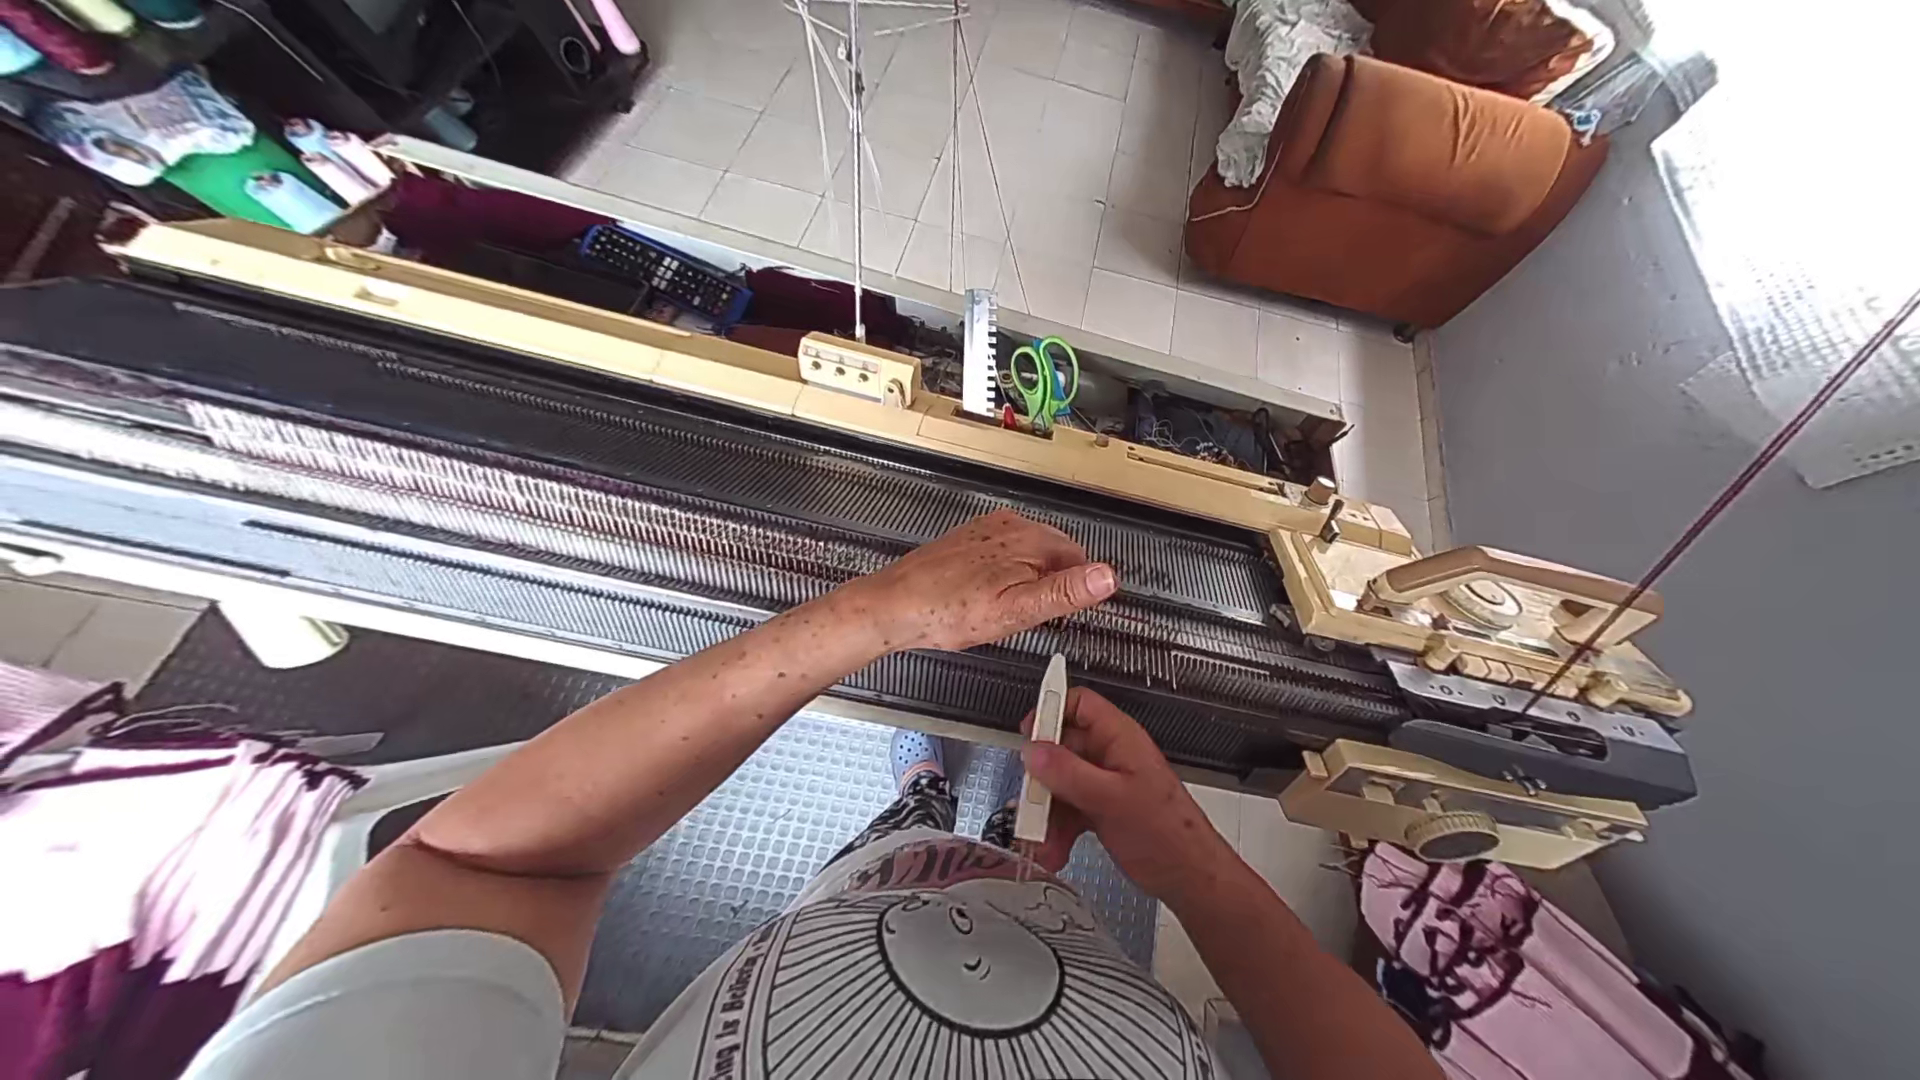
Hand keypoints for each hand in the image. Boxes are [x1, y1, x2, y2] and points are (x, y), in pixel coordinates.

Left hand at [839, 509, 1117, 652]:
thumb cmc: (947, 610)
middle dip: (1047, 585)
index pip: (1080, 560)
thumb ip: (1064, 592)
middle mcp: (1010, 525)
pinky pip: (1002, 556)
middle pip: (1054, 556)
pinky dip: (1001, 576)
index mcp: (1030, 539)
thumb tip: (1107, 576)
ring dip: (1023, 581)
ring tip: (997, 608)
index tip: (1054, 613)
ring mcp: (987, 530)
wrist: (895, 605)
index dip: (1071, 591)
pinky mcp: (969, 539)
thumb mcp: (1017, 610)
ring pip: (1027, 557)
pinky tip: (981, 597)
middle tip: (1022, 614)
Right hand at [1019, 688, 1238, 903]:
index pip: (1079, 704)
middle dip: (1041, 777)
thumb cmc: (1168, 834)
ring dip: (1046, 811)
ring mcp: (1104, 782)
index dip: (1051, 712)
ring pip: (1060, 782)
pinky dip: (1057, 828)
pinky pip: (1067, 808)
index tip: (1028, 735)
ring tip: (1041, 839)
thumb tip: (1033, 751)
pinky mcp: (1100, 807)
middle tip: (1030, 798)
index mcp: (1118, 737)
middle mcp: (1109, 754)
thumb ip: (1069, 773)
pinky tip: (1054, 850)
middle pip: (1060, 747)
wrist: (1191, 879)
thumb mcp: (1111, 799)